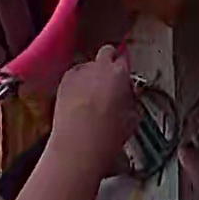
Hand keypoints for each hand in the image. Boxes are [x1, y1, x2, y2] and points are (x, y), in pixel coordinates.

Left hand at [49, 45, 137, 168]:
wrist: (78, 147)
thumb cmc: (107, 137)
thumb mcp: (131, 120)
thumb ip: (132, 101)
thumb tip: (130, 98)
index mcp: (120, 74)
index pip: (125, 60)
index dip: (124, 71)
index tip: (123, 81)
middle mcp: (101, 66)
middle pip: (107, 52)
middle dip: (109, 62)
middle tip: (109, 82)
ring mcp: (81, 70)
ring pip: (89, 64)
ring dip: (92, 74)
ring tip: (90, 97)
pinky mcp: (66, 79)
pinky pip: (75, 74)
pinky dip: (77, 82)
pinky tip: (77, 100)